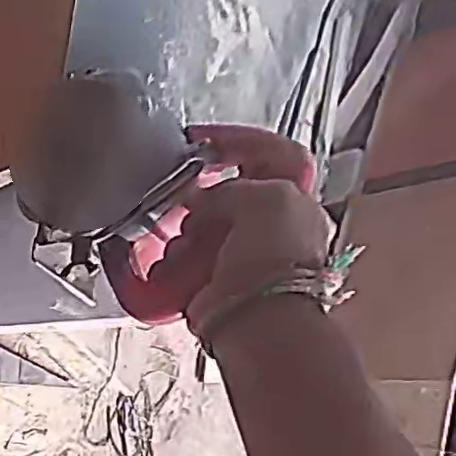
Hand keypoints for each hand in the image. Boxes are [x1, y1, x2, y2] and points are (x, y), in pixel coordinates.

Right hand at [138, 125, 331, 337]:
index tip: (201, 139)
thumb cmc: (272, 257)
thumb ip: (230, 187)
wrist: (251, 316)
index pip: (267, 154)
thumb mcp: (267, 200)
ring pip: (196, 227)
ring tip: (173, 238)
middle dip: (198, 195)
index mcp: (291, 198)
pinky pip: (178, 260)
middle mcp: (264, 224)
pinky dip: (168, 260)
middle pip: (224, 192)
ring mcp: (234, 253)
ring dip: (181, 231)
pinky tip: (164, 262)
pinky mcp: (206, 279)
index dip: (237, 141)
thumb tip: (193, 197)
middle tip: (177, 196)